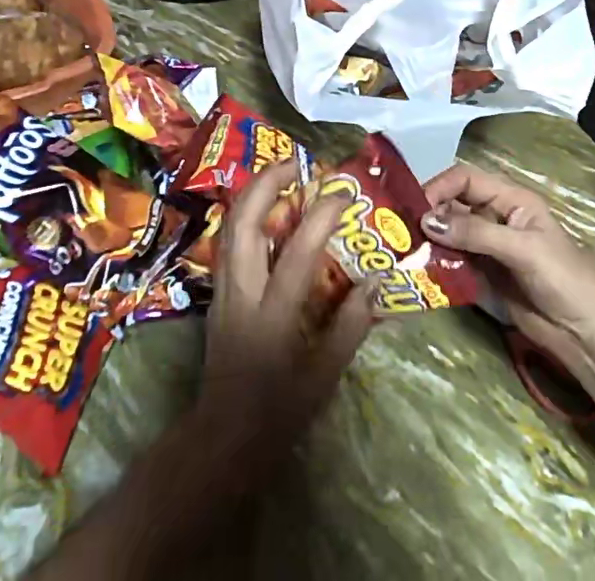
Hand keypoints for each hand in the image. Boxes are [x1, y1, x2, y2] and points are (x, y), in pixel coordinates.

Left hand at [198, 157, 375, 445]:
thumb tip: (378, 279)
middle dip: (266, 184)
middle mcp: (241, 294)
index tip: (342, 193)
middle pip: (244, 224)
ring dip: (252, 194)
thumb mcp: (325, 375)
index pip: (298, 255)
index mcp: (273, 317)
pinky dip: (244, 216)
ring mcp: (222, 290)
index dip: (320, 217)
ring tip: (279, 176)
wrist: (225, 431)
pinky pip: (226, 242)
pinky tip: (262, 211)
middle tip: (296, 163)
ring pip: (228, 227)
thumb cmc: (280, 409)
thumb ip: (351, 324)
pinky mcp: (216, 293)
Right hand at [421, 163, 594, 363]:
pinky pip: (450, 260)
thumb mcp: (523, 249)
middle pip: (452, 204)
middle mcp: (495, 218)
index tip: (417, 208)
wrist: (586, 335)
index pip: (466, 179)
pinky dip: (433, 262)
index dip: (440, 187)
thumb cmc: (565, 280)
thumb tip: (426, 221)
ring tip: (403, 249)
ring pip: (448, 233)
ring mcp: (486, 247)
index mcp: (511, 200)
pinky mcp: (480, 274)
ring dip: (427, 239)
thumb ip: (475, 233)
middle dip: (428, 213)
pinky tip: (417, 269)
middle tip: (400, 229)